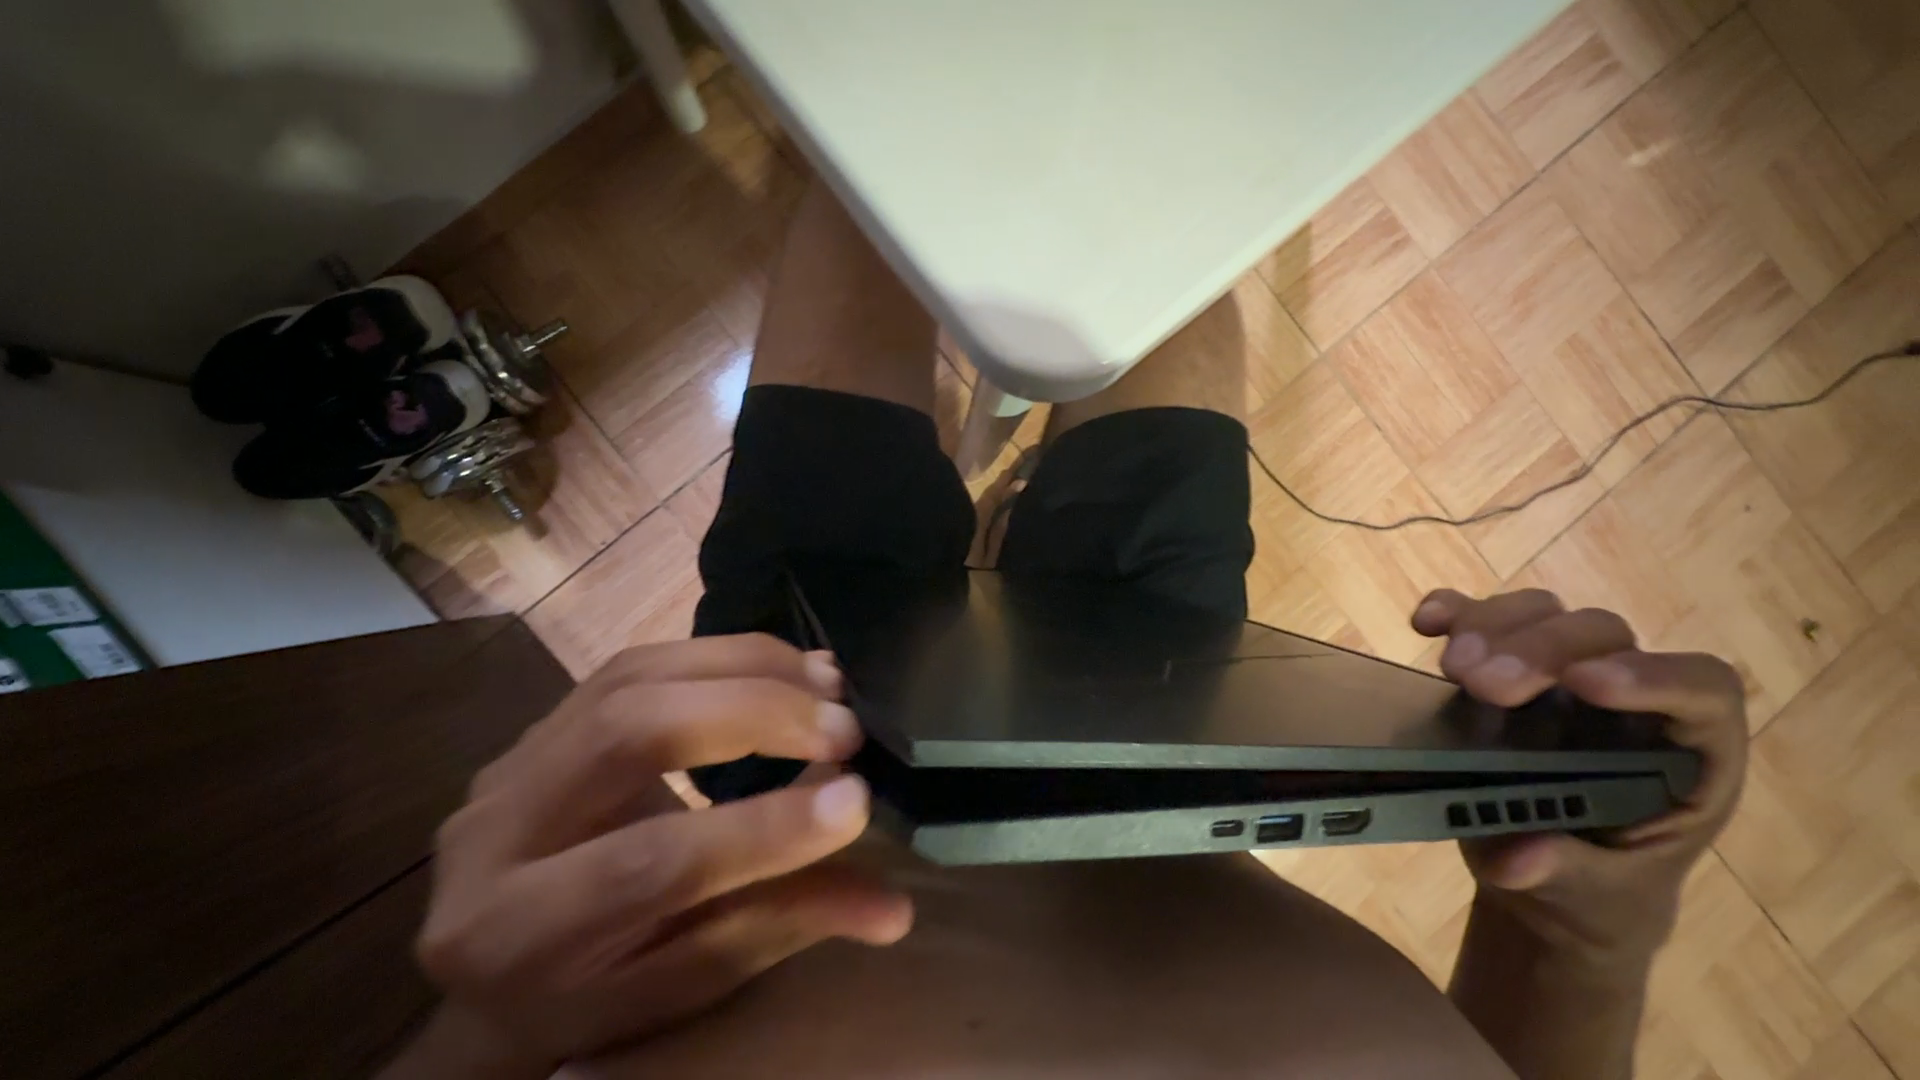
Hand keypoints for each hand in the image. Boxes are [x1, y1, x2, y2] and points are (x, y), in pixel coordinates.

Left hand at [413, 634, 913, 1074]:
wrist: (488, 963)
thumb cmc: (590, 998)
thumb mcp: (682, 985)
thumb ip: (777, 928)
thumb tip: (894, 907)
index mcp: (518, 931)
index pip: (647, 862)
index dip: (759, 829)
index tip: (855, 801)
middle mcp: (497, 828)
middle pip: (628, 732)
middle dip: (753, 716)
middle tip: (846, 729)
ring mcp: (514, 759)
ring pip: (634, 678)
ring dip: (746, 668)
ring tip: (828, 684)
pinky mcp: (545, 720)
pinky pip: (637, 664)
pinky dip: (721, 657)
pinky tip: (781, 669)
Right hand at [1412, 589, 1746, 965]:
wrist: (1549, 877)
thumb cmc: (1593, 888)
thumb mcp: (1587, 896)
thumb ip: (1561, 872)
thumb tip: (1516, 856)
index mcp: (1684, 752)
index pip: (1699, 690)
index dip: (1652, 677)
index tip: (1584, 684)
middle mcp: (1627, 699)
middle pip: (1602, 637)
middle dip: (1542, 652)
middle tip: (1484, 685)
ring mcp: (1559, 675)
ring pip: (1544, 615)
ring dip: (1496, 627)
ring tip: (1452, 667)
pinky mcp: (1502, 667)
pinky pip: (1484, 619)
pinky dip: (1455, 612)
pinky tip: (1425, 622)